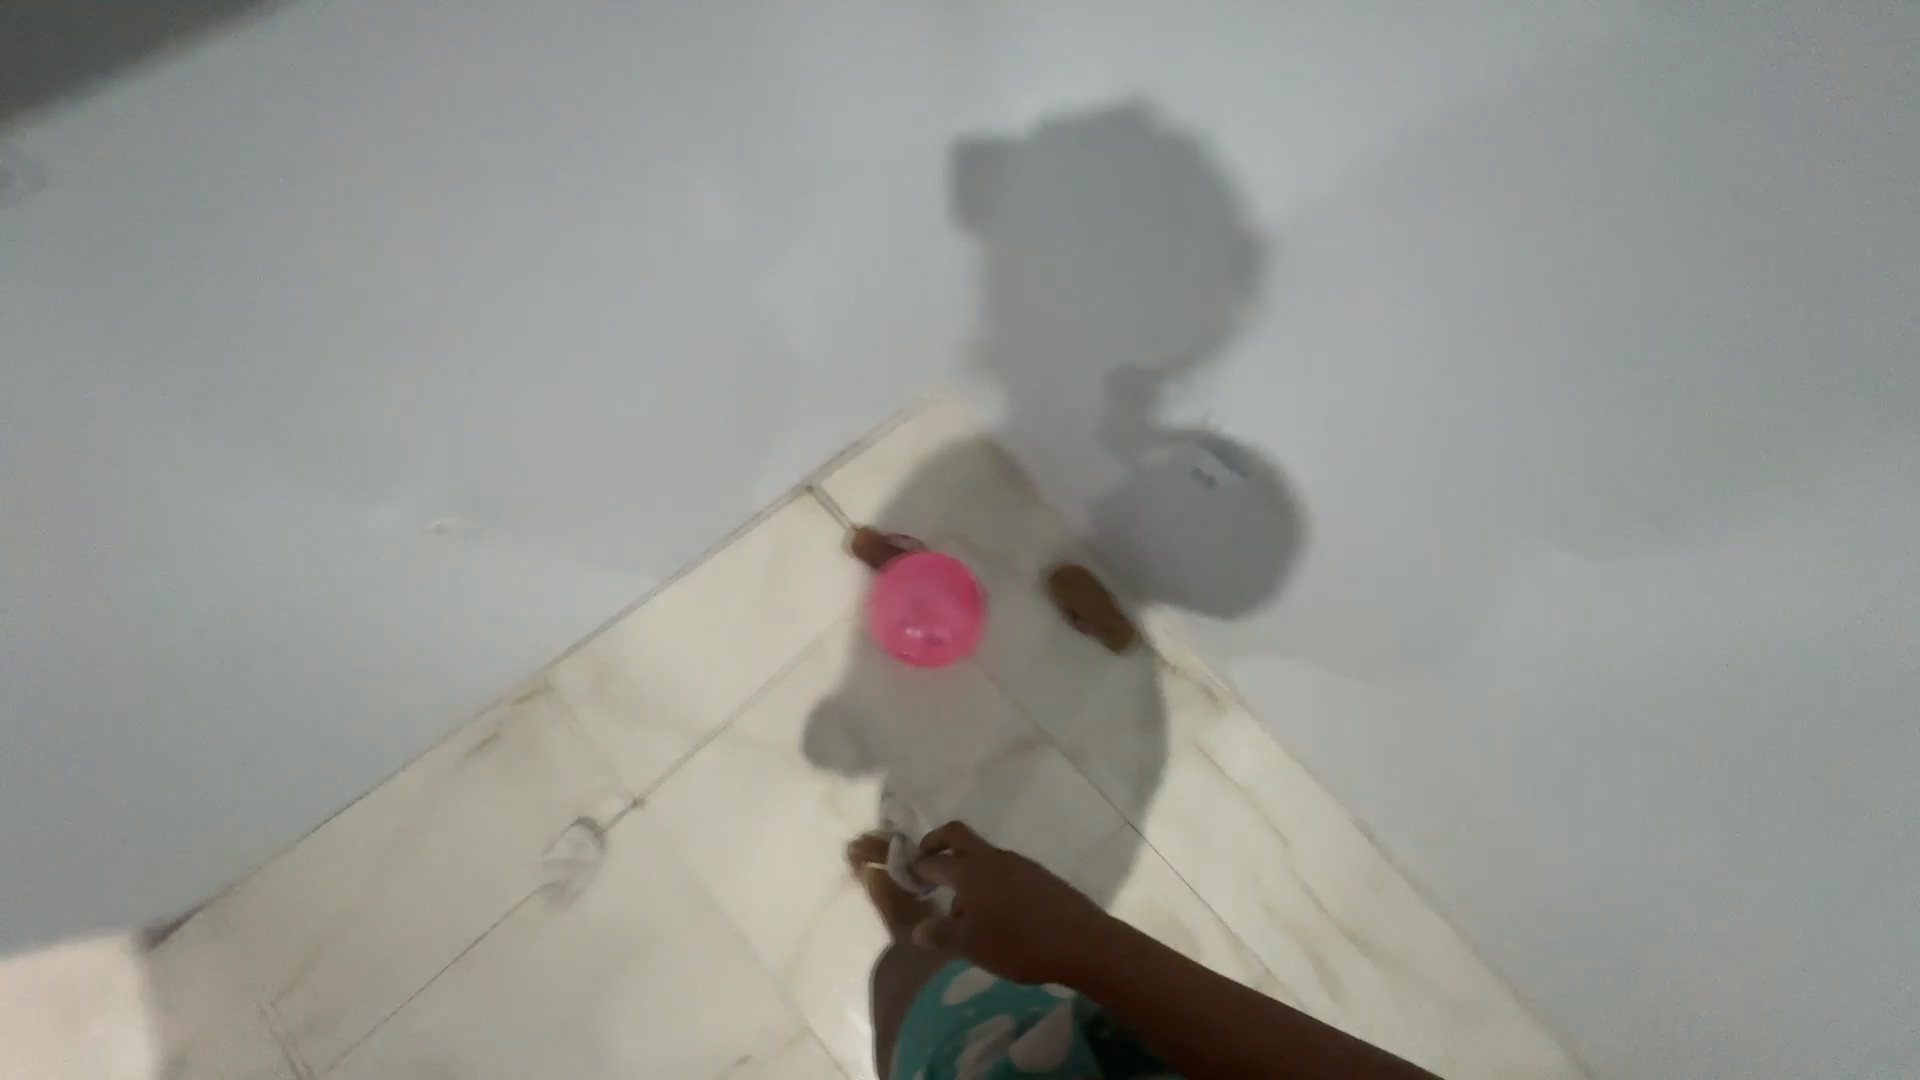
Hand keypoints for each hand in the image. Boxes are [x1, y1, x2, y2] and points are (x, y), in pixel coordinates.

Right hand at [908, 821, 1119, 985]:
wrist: (1079, 940)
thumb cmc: (1017, 943)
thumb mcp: (971, 946)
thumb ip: (941, 934)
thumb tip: (916, 929)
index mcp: (969, 871)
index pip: (932, 860)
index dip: (915, 866)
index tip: (904, 876)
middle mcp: (990, 857)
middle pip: (956, 835)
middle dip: (936, 843)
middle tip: (924, 864)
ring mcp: (1016, 862)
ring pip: (981, 855)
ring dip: (965, 869)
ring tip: (961, 910)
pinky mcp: (1036, 873)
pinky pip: (1002, 869)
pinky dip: (988, 880)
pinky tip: (995, 914)